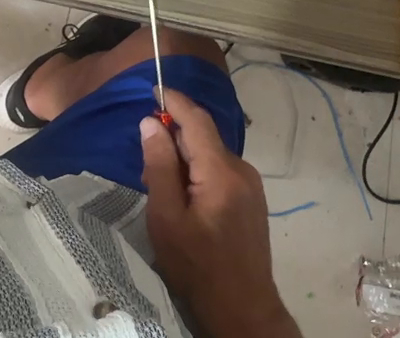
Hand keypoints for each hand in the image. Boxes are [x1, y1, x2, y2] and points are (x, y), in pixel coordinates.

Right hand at [139, 90, 299, 337]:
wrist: (243, 311)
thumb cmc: (198, 266)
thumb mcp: (167, 218)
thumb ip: (159, 167)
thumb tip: (152, 123)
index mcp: (221, 172)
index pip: (196, 120)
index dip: (174, 100)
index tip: (153, 88)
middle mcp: (241, 170)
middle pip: (203, 136)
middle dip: (174, 137)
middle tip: (146, 161)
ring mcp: (251, 186)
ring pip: (211, 154)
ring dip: (185, 157)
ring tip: (162, 186)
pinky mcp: (252, 200)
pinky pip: (221, 170)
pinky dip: (199, 171)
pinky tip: (184, 197)